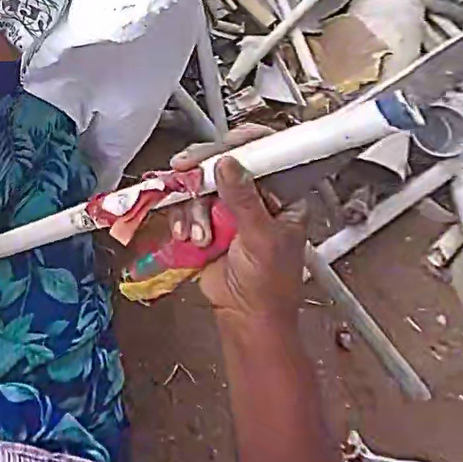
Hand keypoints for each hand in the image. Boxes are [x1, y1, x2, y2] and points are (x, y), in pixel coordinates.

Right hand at [168, 126, 307, 325]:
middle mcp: (254, 195)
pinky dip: (181, 217)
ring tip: (198, 235)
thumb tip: (227, 163)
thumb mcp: (262, 238)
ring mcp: (227, 206)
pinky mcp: (205, 219)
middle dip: (203, 172)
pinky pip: (186, 203)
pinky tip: (186, 236)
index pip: (266, 154)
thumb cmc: (269, 284)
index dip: (245, 144)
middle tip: (184, 168)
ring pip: (201, 183)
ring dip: (193, 206)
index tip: (224, 145)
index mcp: (281, 195)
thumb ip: (244, 199)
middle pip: (225, 163)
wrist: (245, 318)